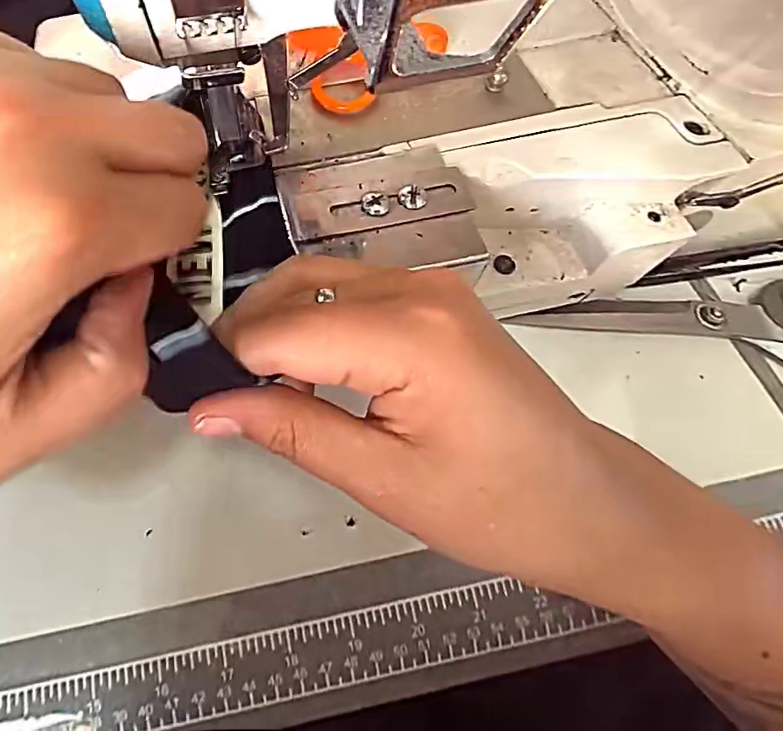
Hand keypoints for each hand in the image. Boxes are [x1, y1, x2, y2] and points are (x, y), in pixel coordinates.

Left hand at [0, 8, 207, 534]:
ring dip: (84, 141)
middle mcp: (28, 124)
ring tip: (6, 188)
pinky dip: (18, 106)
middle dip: (151, 183)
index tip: (111, 267)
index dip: (160, 246)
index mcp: (58, 223)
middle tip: (87, 223)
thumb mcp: (0, 439)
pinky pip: (24, 61)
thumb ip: (117, 374)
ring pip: (102, 91)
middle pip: (173, 132)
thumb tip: (138, 283)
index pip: (186, 206)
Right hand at [192, 256, 675, 606]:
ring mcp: (431, 284)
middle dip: (247, 328)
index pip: (286, 327)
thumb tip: (210, 406)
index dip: (230, 357)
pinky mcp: (436, 295)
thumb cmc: (498, 505)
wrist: (587, 497)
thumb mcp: (383, 478)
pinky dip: (315, 315)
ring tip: (252, 377)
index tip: (194, 391)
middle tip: (216, 385)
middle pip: (300, 283)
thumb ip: (291, 430)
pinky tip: (303, 361)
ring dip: (279, 318)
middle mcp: (418, 287)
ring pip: (323, 277)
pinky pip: (354, 287)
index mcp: (410, 332)